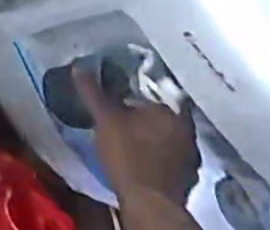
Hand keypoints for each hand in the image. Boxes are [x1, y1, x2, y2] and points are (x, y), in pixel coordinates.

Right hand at [74, 63, 199, 208]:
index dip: (141, 83)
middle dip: (144, 107)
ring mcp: (191, 158)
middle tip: (121, 102)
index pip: (159, 88)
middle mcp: (188, 134)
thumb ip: (92, 91)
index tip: (123, 81)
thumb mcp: (104, 118)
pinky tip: (138, 148)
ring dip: (150, 129)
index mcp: (173, 114)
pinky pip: (169, 152)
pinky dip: (155, 147)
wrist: (149, 204)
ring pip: (167, 133)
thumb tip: (79, 65)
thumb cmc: (128, 153)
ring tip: (127, 125)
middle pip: (164, 112)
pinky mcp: (186, 177)